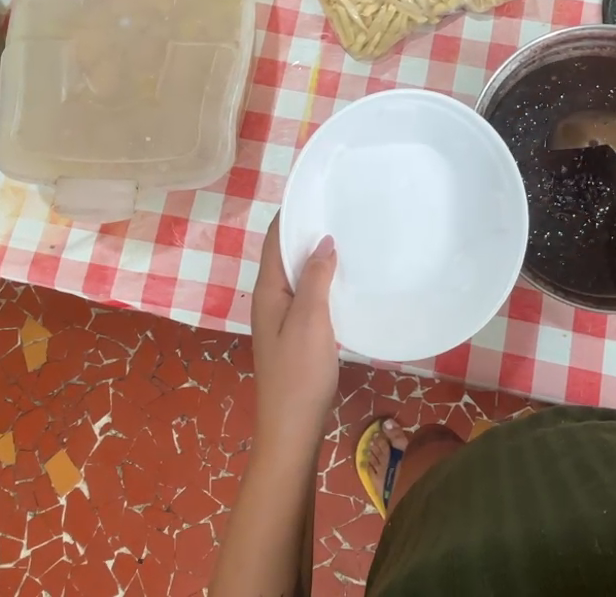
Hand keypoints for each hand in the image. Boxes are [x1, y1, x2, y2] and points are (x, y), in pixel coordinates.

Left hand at [250, 216, 341, 444]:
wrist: (293, 428)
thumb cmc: (299, 373)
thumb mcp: (310, 320)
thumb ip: (315, 278)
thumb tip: (323, 240)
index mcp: (268, 290)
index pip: (276, 239)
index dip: (292, 213)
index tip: (316, 189)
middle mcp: (271, 298)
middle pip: (285, 253)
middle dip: (307, 229)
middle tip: (340, 206)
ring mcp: (282, 317)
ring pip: (298, 274)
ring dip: (316, 254)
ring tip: (347, 233)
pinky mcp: (296, 332)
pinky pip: (307, 292)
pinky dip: (322, 278)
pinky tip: (344, 278)